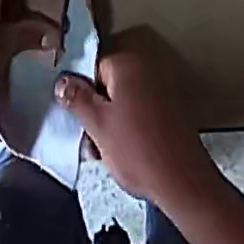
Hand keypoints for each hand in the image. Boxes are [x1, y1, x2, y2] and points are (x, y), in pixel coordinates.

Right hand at [57, 42, 220, 205]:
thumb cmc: (137, 149)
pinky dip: (127, 127)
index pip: (92, 67)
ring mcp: (160, 89)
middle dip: (94, 111)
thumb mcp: (97, 124)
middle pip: (107, 85)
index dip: (80, 92)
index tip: (74, 115)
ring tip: (104, 152)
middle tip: (88, 139)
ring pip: (121, 101)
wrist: (180, 178)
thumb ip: (77, 99)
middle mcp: (147, 69)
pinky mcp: (168, 109)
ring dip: (108, 124)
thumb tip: (63, 81)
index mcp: (128, 65)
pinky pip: (138, 111)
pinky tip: (121, 152)